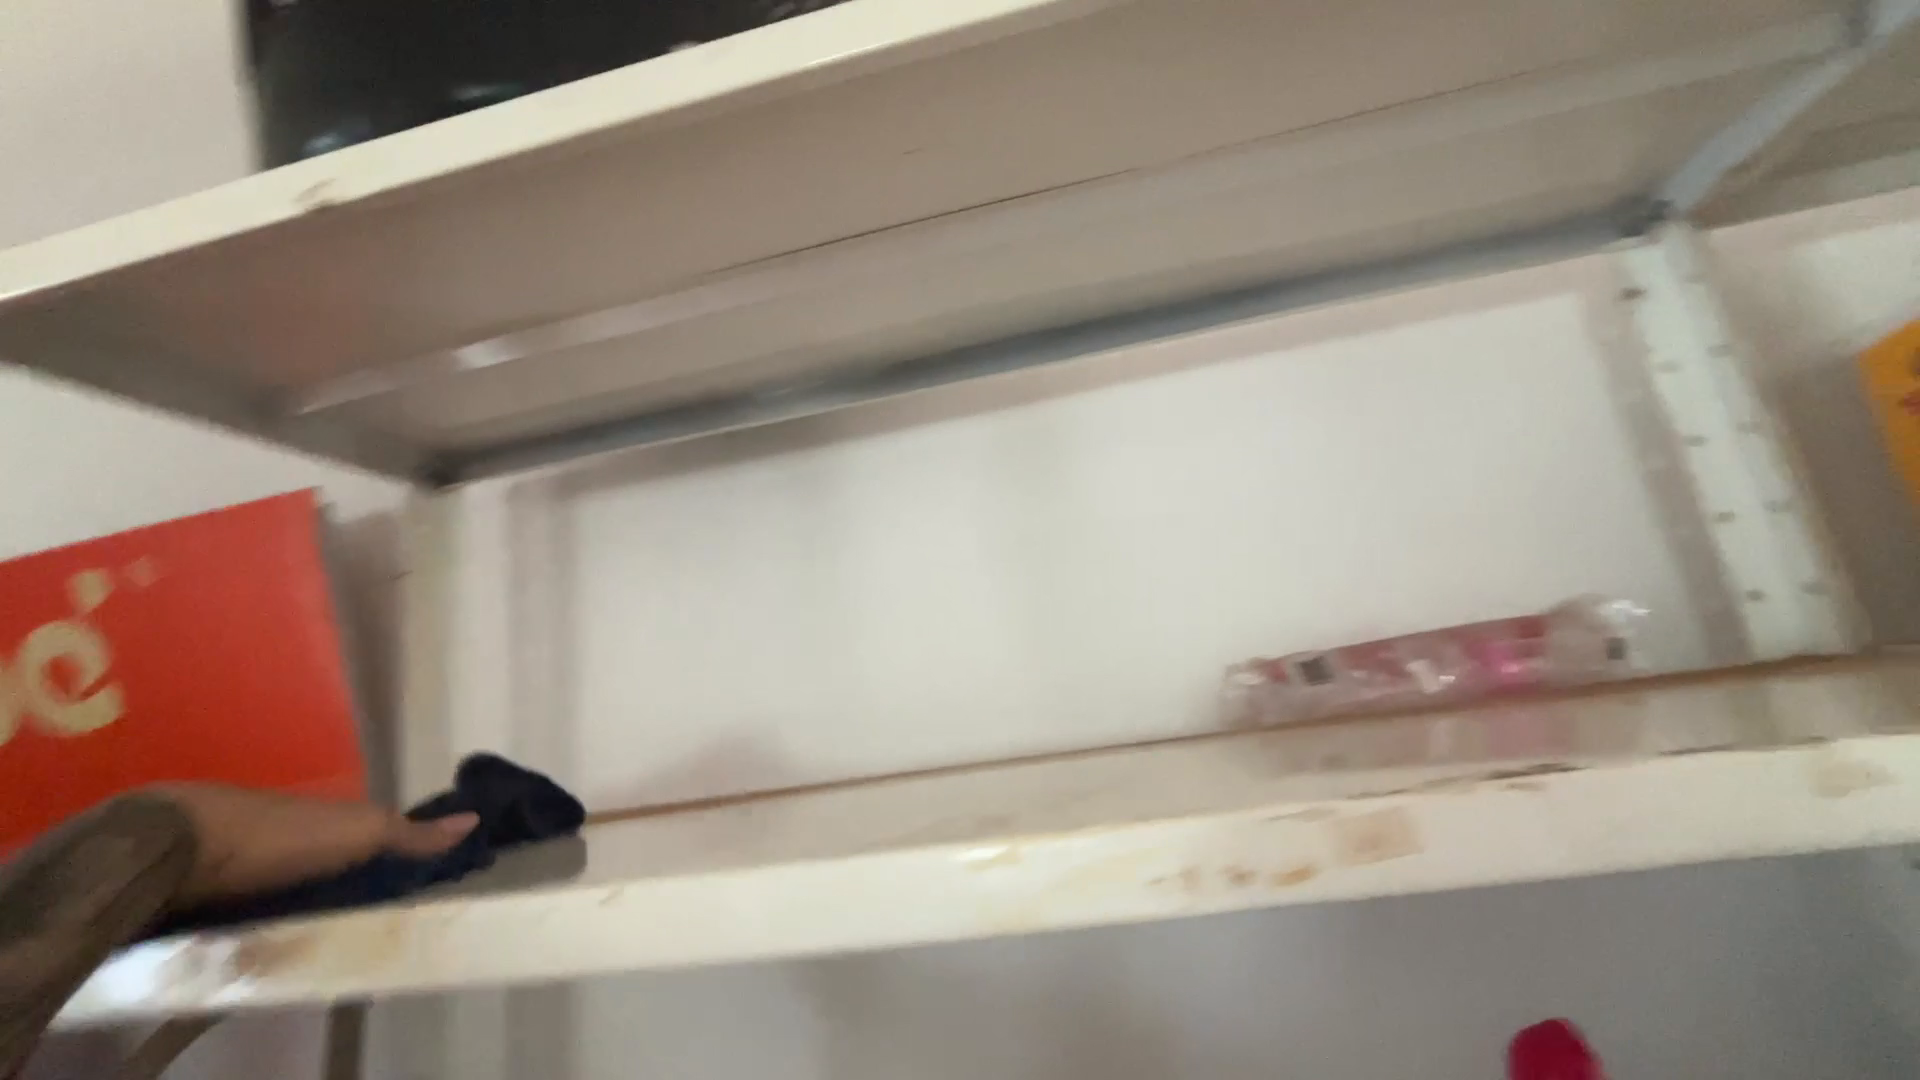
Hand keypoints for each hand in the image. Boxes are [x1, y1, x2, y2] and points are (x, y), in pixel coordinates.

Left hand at [143, 784, 477, 907]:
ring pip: (305, 878)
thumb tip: (476, 817)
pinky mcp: (222, 887)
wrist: (177, 847)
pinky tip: (290, 928)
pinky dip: (280, 910)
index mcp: (342, 816)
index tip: (434, 874)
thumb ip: (412, 834)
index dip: (409, 850)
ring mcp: (261, 858)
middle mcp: (307, 831)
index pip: (384, 833)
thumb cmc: (284, 835)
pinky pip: (265, 899)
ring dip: (321, 897)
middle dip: (366, 876)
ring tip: (344, 930)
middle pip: (345, 857)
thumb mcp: (362, 833)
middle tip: (392, 911)